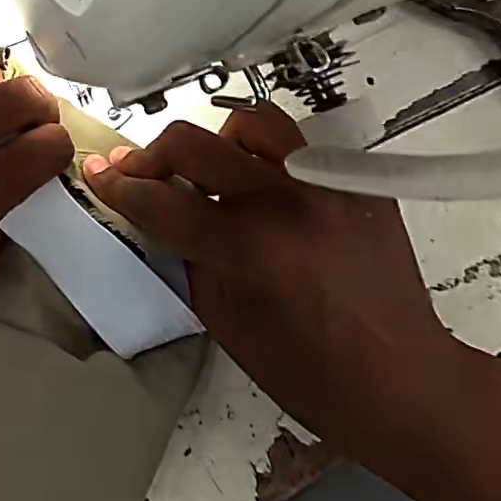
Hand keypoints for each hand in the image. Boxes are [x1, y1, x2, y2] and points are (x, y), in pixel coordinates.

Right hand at [80, 105, 481, 455]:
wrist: (401, 379)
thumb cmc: (305, 371)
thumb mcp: (225, 320)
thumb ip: (189, 256)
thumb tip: (164, 213)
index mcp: (245, 249)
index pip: (159, 201)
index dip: (118, 185)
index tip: (99, 170)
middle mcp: (282, 201)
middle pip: (193, 142)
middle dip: (152, 155)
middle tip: (144, 171)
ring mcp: (325, 183)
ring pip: (250, 121)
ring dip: (217, 142)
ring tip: (215, 170)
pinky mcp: (356, 180)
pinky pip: (298, 146)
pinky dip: (269, 158)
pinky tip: (268, 188)